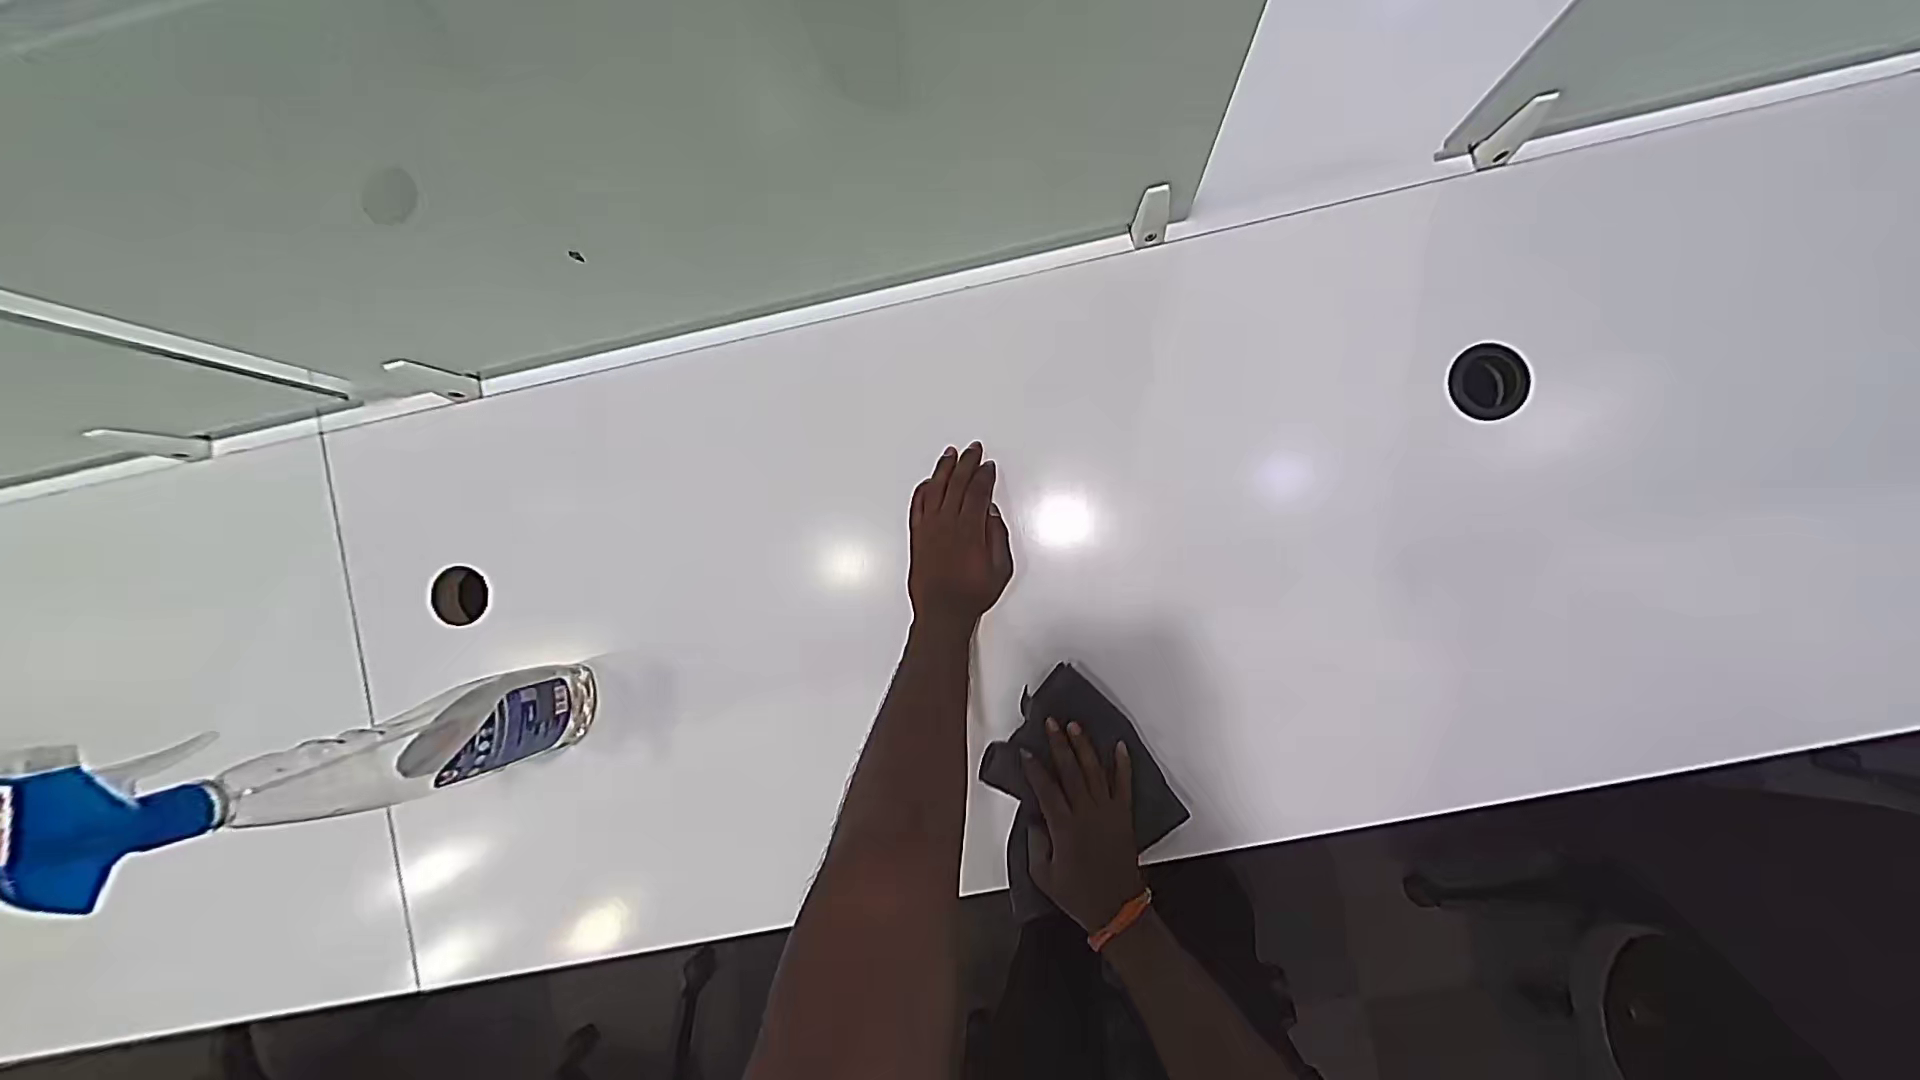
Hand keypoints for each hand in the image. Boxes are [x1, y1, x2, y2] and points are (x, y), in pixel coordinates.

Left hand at [908, 442, 1013, 627]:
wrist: (942, 611)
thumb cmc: (970, 594)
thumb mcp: (1000, 567)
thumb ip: (997, 536)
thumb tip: (992, 514)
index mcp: (969, 529)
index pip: (978, 491)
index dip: (984, 475)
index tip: (988, 466)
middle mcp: (947, 524)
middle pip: (957, 483)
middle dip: (967, 463)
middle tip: (973, 450)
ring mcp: (929, 528)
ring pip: (935, 488)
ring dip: (944, 469)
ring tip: (950, 455)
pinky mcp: (917, 535)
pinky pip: (918, 504)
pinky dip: (923, 489)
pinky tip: (928, 482)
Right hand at [1020, 718, 1145, 933]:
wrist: (1117, 908)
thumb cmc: (1078, 894)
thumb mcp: (1043, 874)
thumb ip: (1035, 843)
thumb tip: (1034, 817)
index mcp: (1064, 827)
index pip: (1046, 788)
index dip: (1035, 768)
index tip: (1026, 752)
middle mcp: (1086, 813)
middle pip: (1070, 771)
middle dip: (1059, 744)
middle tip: (1051, 723)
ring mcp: (1108, 811)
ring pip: (1094, 771)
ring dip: (1084, 746)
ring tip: (1076, 726)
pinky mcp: (1124, 815)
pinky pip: (1124, 784)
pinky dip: (1123, 764)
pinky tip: (1119, 746)